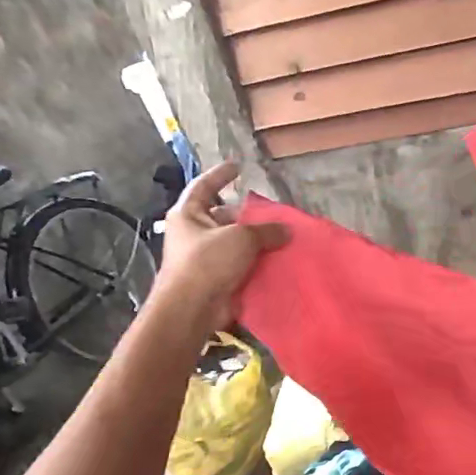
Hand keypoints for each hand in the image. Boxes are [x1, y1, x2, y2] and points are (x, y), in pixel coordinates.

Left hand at [152, 160, 288, 335]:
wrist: (193, 308)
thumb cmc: (208, 263)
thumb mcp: (241, 237)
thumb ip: (267, 230)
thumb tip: (286, 230)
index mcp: (189, 215)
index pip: (204, 186)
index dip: (220, 174)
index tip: (237, 166)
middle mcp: (194, 232)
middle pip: (224, 215)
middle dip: (247, 213)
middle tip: (272, 211)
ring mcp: (205, 256)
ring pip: (235, 240)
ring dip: (257, 239)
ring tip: (283, 235)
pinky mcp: (217, 277)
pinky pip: (242, 262)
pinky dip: (258, 260)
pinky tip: (279, 259)